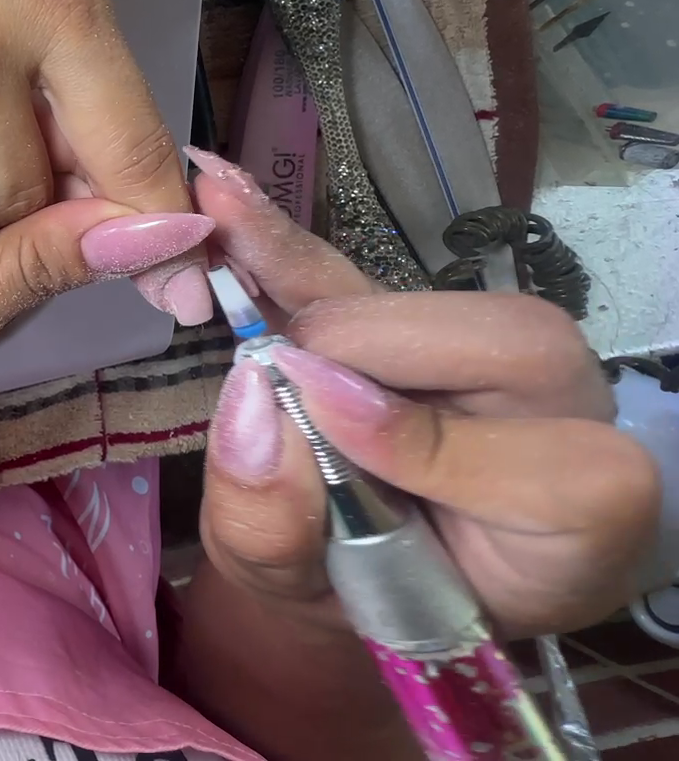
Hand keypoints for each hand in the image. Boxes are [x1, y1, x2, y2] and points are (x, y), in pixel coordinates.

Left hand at [0, 174, 213, 468]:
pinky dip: (41, 242)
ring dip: (81, 223)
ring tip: (142, 274)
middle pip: (30, 145)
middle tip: (174, 269)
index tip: (190, 227)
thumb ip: (33, 268)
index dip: (115, 169)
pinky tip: (76, 268)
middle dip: (106, 200)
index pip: (22, 126)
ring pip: (23, 179)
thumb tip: (159, 222)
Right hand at [187, 148, 659, 639]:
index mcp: (562, 532)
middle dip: (373, 339)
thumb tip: (250, 403)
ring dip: (319, 283)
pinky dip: (274, 240)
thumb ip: (270, 522)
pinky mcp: (401, 321)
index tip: (310, 414)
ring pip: (441, 295)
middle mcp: (554, 431)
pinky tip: (220, 197)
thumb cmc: (319, 584)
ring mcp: (482, 366)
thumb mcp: (281, 582)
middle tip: (270, 358)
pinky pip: (351, 271)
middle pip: (520, 345)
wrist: (320, 554)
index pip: (562, 471)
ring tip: (222, 266)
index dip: (432, 436)